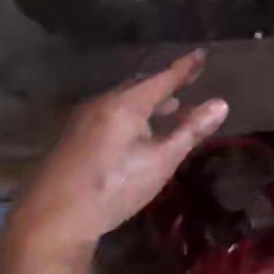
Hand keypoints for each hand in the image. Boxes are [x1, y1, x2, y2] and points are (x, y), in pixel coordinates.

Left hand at [0, 51, 230, 273]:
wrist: (52, 220)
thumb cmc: (114, 187)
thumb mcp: (161, 161)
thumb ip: (191, 130)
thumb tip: (221, 104)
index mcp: (125, 104)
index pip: (163, 78)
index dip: (185, 67)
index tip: (202, 54)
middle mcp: (102, 103)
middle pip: (140, 85)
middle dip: (166, 82)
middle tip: (188, 80)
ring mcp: (83, 119)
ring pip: (123, 99)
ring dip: (149, 100)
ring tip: (170, 105)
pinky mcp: (73, 136)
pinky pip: (110, 112)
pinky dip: (132, 112)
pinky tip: (138, 129)